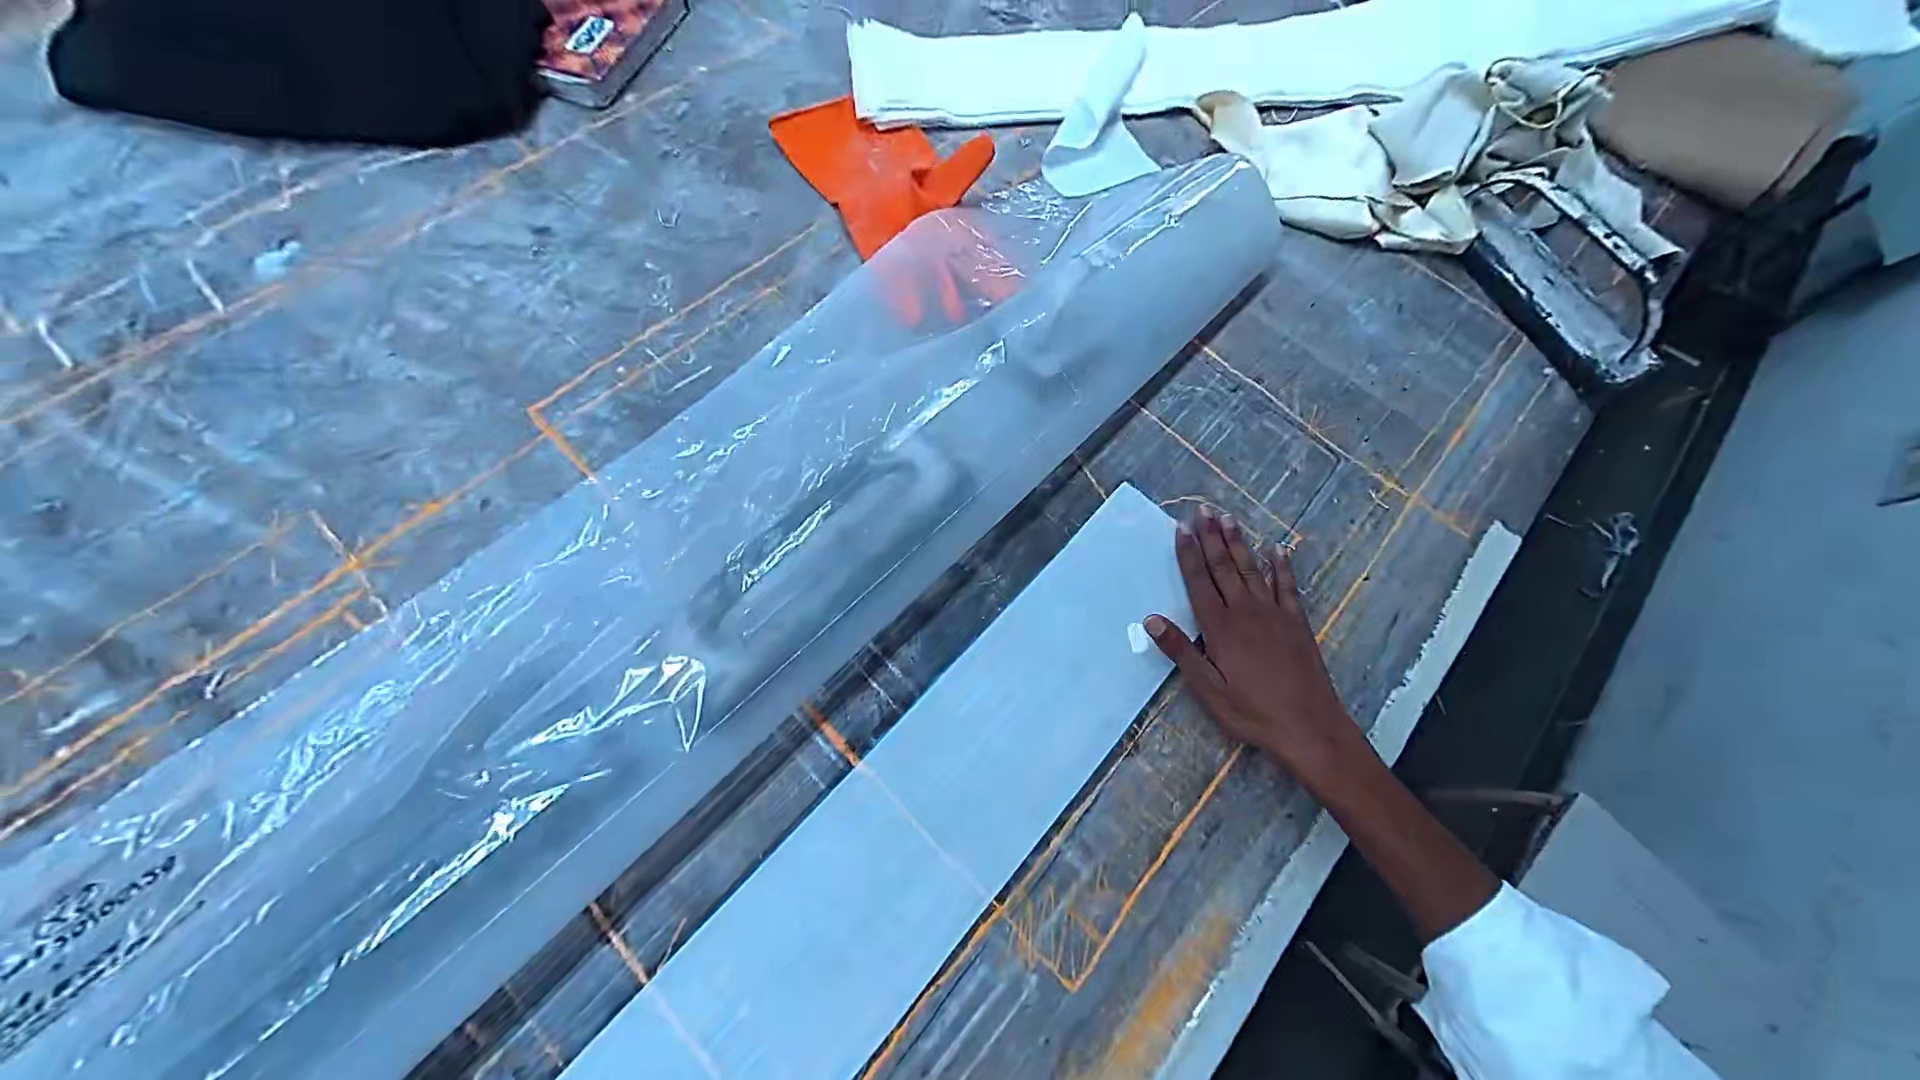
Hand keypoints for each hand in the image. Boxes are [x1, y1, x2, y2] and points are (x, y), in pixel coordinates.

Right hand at [1145, 507, 1374, 794]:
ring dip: (1239, 543)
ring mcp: (1274, 615)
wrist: (1310, 726)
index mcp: (1221, 628)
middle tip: (1204, 510)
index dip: (1189, 553)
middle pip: (1225, 567)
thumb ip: (1181, 651)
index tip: (1181, 528)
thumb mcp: (1208, 688)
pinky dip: (1281, 567)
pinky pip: (1286, 587)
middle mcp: (1246, 612)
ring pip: (1252, 570)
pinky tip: (1277, 550)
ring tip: (1229, 518)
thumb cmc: (1252, 710)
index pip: (1199, 581)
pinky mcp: (1297, 623)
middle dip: (1212, 537)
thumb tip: (1152, 619)